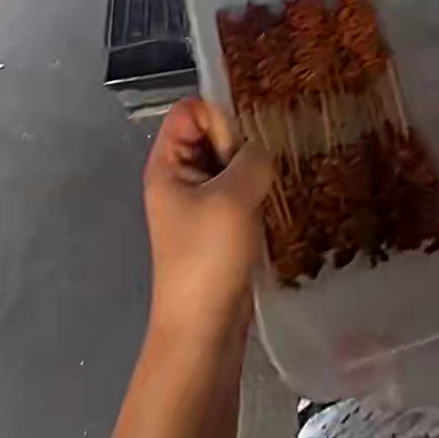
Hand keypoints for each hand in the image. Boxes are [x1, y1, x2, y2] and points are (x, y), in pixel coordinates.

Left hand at [143, 99, 274, 335]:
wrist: (204, 327)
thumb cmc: (207, 258)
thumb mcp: (233, 197)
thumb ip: (252, 157)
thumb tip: (262, 151)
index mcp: (167, 164)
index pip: (190, 110)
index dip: (218, 116)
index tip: (238, 146)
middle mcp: (180, 174)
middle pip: (212, 130)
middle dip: (241, 140)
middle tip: (258, 168)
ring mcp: (200, 198)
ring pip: (231, 158)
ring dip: (253, 164)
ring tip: (269, 185)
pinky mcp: (220, 218)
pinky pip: (241, 182)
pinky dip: (257, 184)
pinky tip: (271, 200)